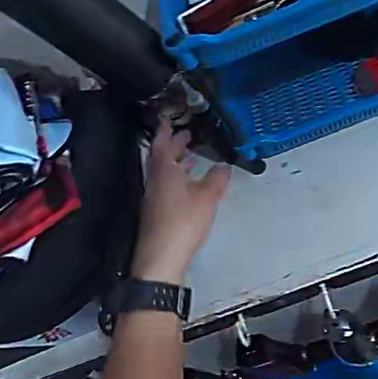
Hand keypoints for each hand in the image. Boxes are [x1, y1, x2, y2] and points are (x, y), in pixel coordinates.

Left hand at [130, 124, 230, 285]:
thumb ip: (217, 178)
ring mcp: (153, 199)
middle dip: (173, 145)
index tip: (170, 119)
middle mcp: (155, 182)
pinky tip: (188, 186)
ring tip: (191, 158)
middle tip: (186, 136)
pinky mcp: (156, 214)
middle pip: (160, 158)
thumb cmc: (183, 222)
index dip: (166, 131)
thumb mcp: (207, 197)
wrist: (161, 259)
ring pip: (163, 173)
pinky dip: (177, 178)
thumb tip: (224, 165)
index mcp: (165, 172)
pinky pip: (166, 187)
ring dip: (176, 162)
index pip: (162, 144)